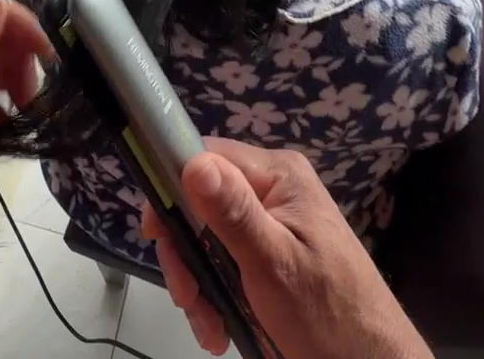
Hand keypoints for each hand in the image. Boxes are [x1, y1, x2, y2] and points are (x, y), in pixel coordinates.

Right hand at [141, 138, 428, 358]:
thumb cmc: (329, 316)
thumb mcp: (274, 264)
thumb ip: (232, 212)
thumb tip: (191, 162)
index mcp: (278, 174)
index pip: (207, 156)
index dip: (173, 188)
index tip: (155, 232)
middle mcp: (274, 189)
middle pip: (202, 201)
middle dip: (187, 252)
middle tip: (188, 297)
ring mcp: (273, 223)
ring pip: (209, 237)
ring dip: (200, 282)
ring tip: (210, 326)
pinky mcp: (271, 256)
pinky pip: (226, 262)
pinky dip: (216, 294)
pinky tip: (221, 328)